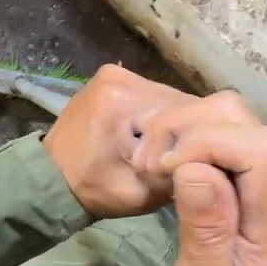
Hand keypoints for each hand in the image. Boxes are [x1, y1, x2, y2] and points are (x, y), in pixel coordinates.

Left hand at [42, 64, 193, 218]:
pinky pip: (151, 94)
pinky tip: (152, 136)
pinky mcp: (110, 76)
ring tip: (171, 148)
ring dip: (176, 122)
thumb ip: (181, 171)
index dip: (204, 137)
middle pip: (180, 101)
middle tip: (191, 157)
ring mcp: (113, 73)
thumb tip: (216, 158)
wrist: (49, 176)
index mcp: (124, 101)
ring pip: (169, 96)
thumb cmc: (94, 189)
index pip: (190, 111)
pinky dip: (158, 114)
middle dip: (190, 129)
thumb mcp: (143, 192)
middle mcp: (120, 77)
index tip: (206, 161)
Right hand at [133, 93, 266, 265]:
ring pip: (234, 117)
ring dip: (187, 128)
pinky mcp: (266, 174)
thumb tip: (192, 169)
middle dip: (187, 127)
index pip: (260, 147)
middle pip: (243, 119)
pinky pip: (231, 133)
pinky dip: (194, 136)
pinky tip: (171, 163)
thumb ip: (205, 230)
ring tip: (155, 162)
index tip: (166, 169)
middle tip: (148, 162)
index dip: (207, 142)